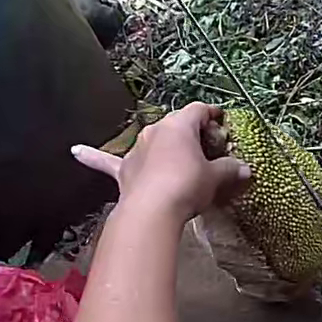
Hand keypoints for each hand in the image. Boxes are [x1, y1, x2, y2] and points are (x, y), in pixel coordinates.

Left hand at [72, 102, 250, 221]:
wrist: (153, 211)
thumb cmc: (188, 186)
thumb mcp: (216, 177)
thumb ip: (230, 170)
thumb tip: (246, 169)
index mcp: (179, 125)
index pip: (199, 110)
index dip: (213, 115)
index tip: (222, 124)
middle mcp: (155, 131)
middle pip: (177, 125)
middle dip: (193, 135)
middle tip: (209, 150)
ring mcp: (135, 150)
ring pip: (153, 142)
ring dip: (164, 148)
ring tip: (179, 160)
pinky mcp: (122, 170)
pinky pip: (105, 161)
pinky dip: (91, 156)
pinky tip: (75, 151)